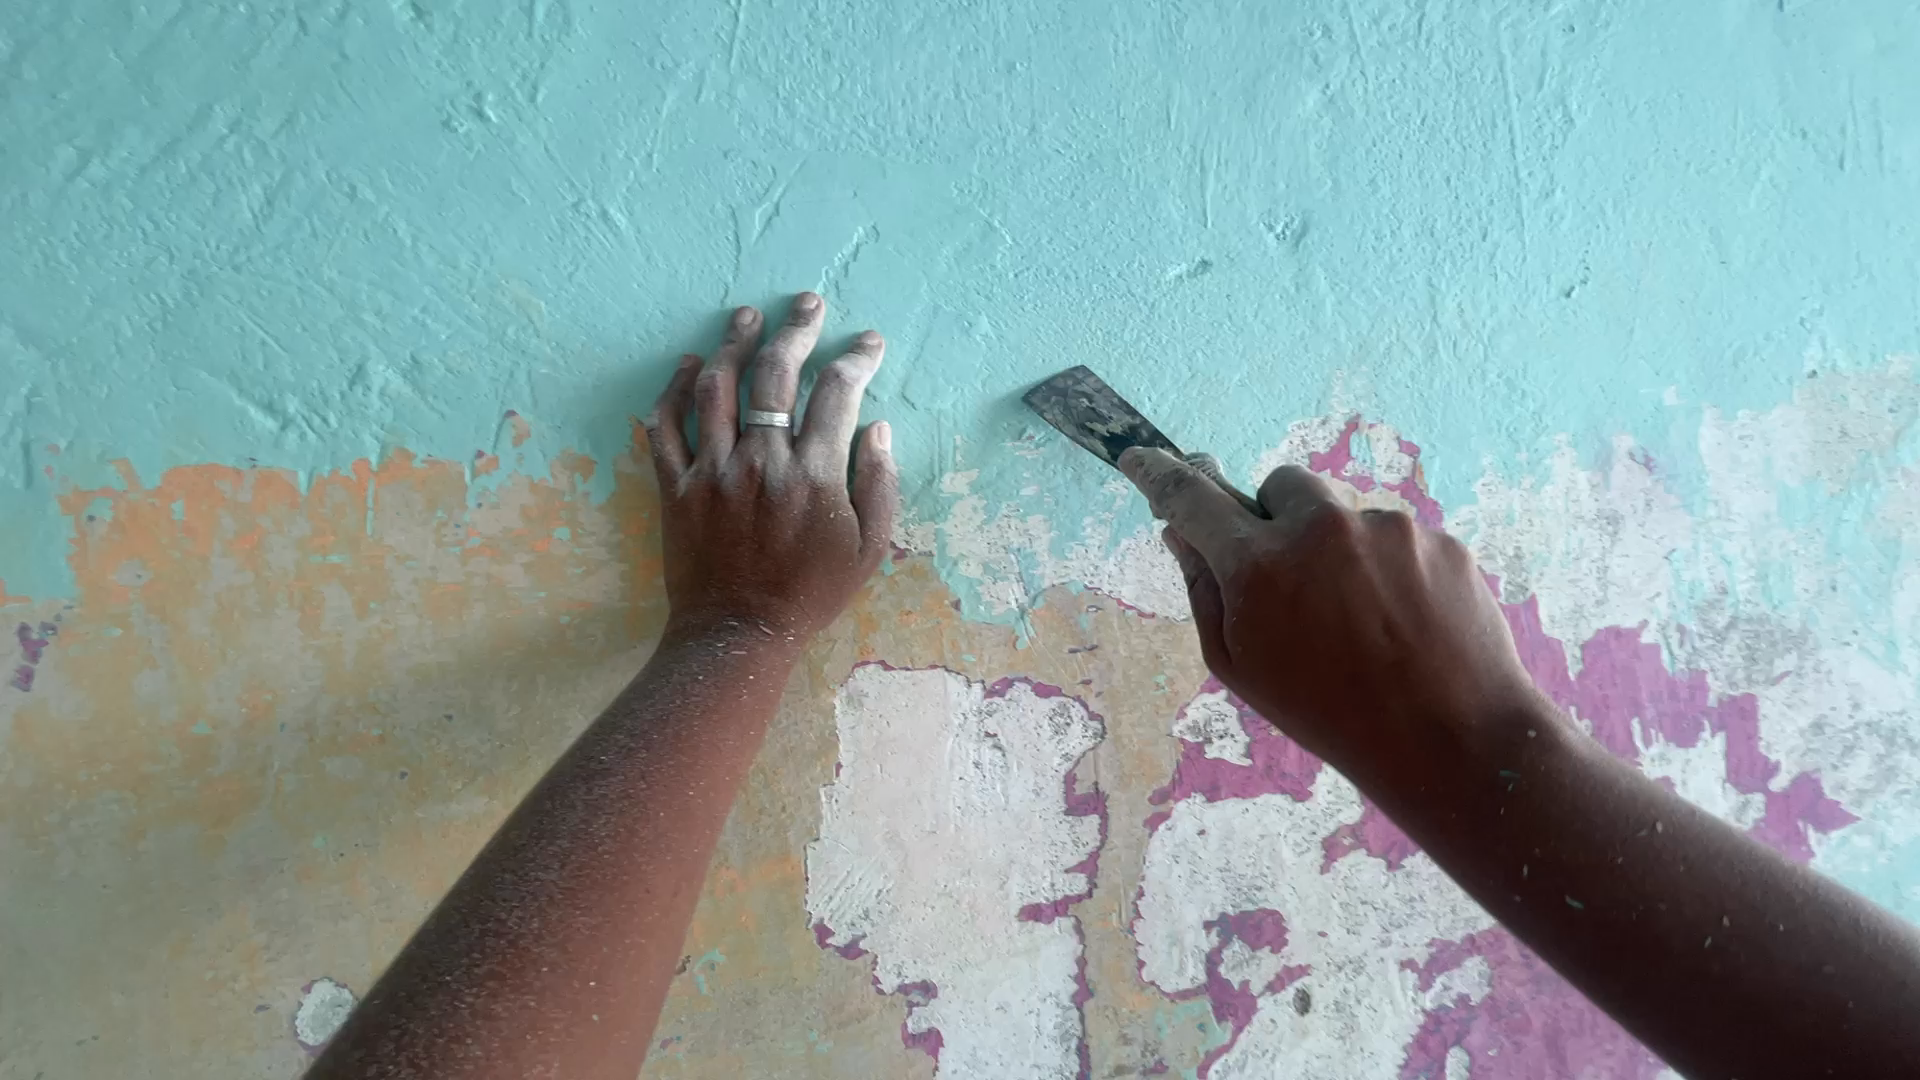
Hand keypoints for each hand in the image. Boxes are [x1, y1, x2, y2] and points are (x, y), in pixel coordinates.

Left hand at [643, 292, 896, 641]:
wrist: (738, 632)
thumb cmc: (811, 593)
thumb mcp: (869, 550)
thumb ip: (879, 486)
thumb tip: (879, 428)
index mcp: (814, 475)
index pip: (838, 394)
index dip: (857, 359)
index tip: (869, 342)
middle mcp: (761, 460)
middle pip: (776, 374)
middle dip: (797, 330)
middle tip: (807, 303)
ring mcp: (712, 469)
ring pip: (718, 387)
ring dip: (735, 343)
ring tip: (748, 316)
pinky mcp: (676, 486)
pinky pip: (665, 425)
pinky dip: (674, 389)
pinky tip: (690, 364)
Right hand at [1118, 448, 1544, 787]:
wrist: (1453, 741)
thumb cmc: (1323, 710)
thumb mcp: (1236, 664)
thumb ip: (1203, 589)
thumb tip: (1180, 533)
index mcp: (1258, 566)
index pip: (1191, 498)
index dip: (1158, 474)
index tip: (1138, 457)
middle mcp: (1320, 528)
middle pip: (1280, 484)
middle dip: (1275, 517)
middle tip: (1289, 572)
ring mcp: (1387, 527)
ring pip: (1342, 511)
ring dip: (1334, 543)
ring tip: (1357, 610)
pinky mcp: (1438, 538)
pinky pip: (1392, 532)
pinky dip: (1382, 562)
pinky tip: (1397, 614)